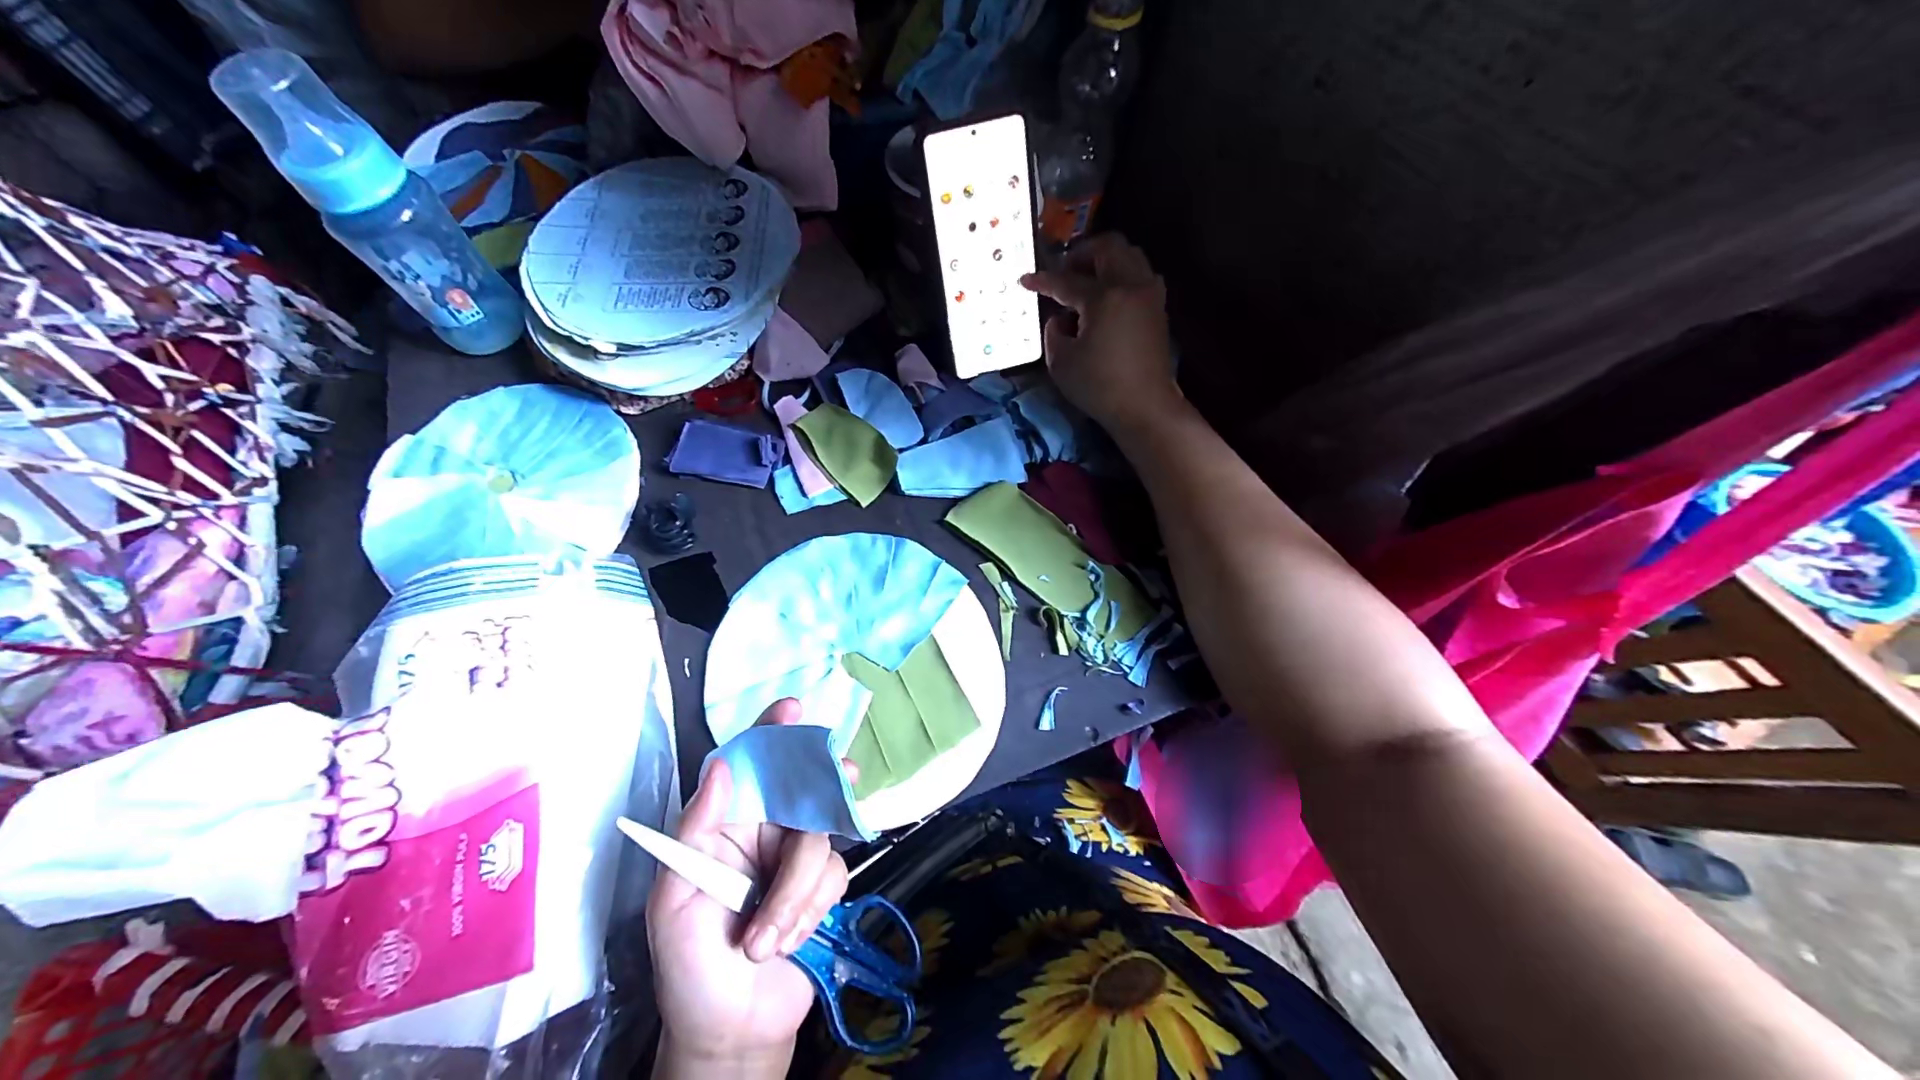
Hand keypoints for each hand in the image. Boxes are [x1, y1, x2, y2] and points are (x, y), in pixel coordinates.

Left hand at [648, 699, 850, 1076]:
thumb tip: (721, 767)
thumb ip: (696, 830)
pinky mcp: (819, 889)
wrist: (731, 1033)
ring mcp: (791, 861)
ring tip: (765, 940)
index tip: (793, 708)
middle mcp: (760, 835)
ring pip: (819, 841)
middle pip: (798, 791)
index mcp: (721, 828)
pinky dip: (810, 910)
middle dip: (819, 789)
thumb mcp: (674, 902)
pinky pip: (833, 875)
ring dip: (795, 895)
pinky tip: (786, 941)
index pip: (747, 768)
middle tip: (842, 775)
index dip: (770, 733)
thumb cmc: (688, 970)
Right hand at [1021, 233, 1178, 429]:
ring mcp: (1149, 294)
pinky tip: (1107, 298)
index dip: (1042, 281)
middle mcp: (1131, 285)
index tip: (1025, 280)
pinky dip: (1122, 276)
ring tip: (1087, 280)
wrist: (1146, 407)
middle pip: (1108, 247)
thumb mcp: (1061, 362)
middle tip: (1064, 272)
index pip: (1066, 281)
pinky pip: (1141, 275)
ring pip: (1130, 255)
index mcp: (1104, 297)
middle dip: (1081, 254)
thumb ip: (1054, 333)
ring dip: (1106, 261)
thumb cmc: (1099, 387)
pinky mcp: (1158, 308)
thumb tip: (1059, 319)